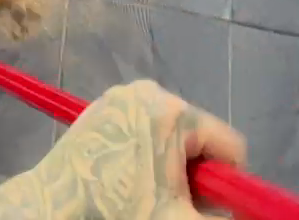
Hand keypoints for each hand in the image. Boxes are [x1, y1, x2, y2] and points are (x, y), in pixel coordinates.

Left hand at [0, 80, 247, 219]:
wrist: (56, 207)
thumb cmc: (122, 211)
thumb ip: (226, 218)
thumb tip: (242, 212)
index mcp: (175, 111)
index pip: (230, 147)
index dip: (228, 185)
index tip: (205, 207)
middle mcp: (150, 91)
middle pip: (199, 139)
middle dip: (195, 176)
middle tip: (172, 204)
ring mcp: (122, 95)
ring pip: (172, 136)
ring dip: (171, 168)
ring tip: (146, 194)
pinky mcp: (102, 106)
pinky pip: (144, 129)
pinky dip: (146, 156)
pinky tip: (126, 181)